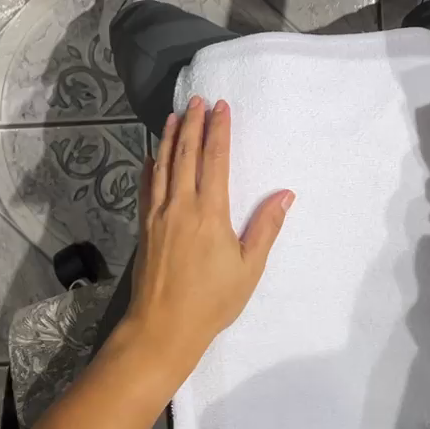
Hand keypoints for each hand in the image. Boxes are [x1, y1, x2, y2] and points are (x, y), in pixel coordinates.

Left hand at [121, 97, 294, 372]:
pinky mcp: (144, 227)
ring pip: (162, 166)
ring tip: (173, 115)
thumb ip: (265, 228)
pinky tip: (150, 156)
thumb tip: (285, 194)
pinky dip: (149, 167)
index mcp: (209, 212)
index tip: (221, 107)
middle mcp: (181, 206)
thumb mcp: (249, 268)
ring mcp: (158, 215)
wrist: (162, 328)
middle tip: (196, 100)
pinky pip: (146, 188)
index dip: (219, 131)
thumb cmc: (212, 301)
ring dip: (168, 138)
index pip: (215, 160)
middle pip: (185, 155)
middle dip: (192, 124)